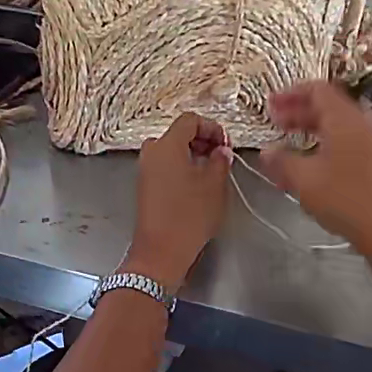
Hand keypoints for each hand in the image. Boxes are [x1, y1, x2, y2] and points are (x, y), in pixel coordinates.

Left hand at [124, 113, 232, 290]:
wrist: (161, 251)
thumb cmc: (190, 215)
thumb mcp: (214, 185)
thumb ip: (220, 160)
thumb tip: (221, 151)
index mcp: (166, 144)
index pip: (190, 120)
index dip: (212, 127)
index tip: (226, 144)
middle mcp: (151, 152)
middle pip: (179, 134)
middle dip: (202, 141)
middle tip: (222, 157)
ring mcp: (145, 170)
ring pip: (171, 151)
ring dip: (192, 156)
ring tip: (212, 173)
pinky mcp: (145, 187)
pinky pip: (165, 167)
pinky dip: (181, 168)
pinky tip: (196, 186)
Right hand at [260, 83, 371, 253]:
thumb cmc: (344, 198)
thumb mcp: (304, 180)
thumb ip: (281, 162)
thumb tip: (266, 152)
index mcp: (344, 119)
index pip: (318, 90)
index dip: (291, 93)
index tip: (271, 105)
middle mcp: (363, 124)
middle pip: (329, 107)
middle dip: (299, 113)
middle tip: (276, 124)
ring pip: (340, 127)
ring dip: (314, 131)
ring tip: (292, 146)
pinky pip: (350, 144)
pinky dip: (328, 146)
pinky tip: (315, 166)